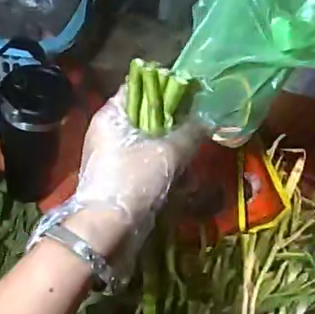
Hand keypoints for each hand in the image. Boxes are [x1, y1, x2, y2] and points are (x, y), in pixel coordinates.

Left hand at [41, 86, 204, 268]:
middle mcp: (106, 130)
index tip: (191, 91)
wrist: (106, 228)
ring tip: (193, 146)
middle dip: (171, 118)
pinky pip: (142, 160)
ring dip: (169, 142)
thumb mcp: (167, 153)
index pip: (137, 86)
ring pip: (145, 138)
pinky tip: (180, 169)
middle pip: (143, 113)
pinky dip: (160, 161)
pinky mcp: (116, 176)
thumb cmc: (133, 181)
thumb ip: (190, 132)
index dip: (165, 85)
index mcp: (110, 114)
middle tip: (198, 120)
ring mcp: (109, 154)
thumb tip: (208, 119)